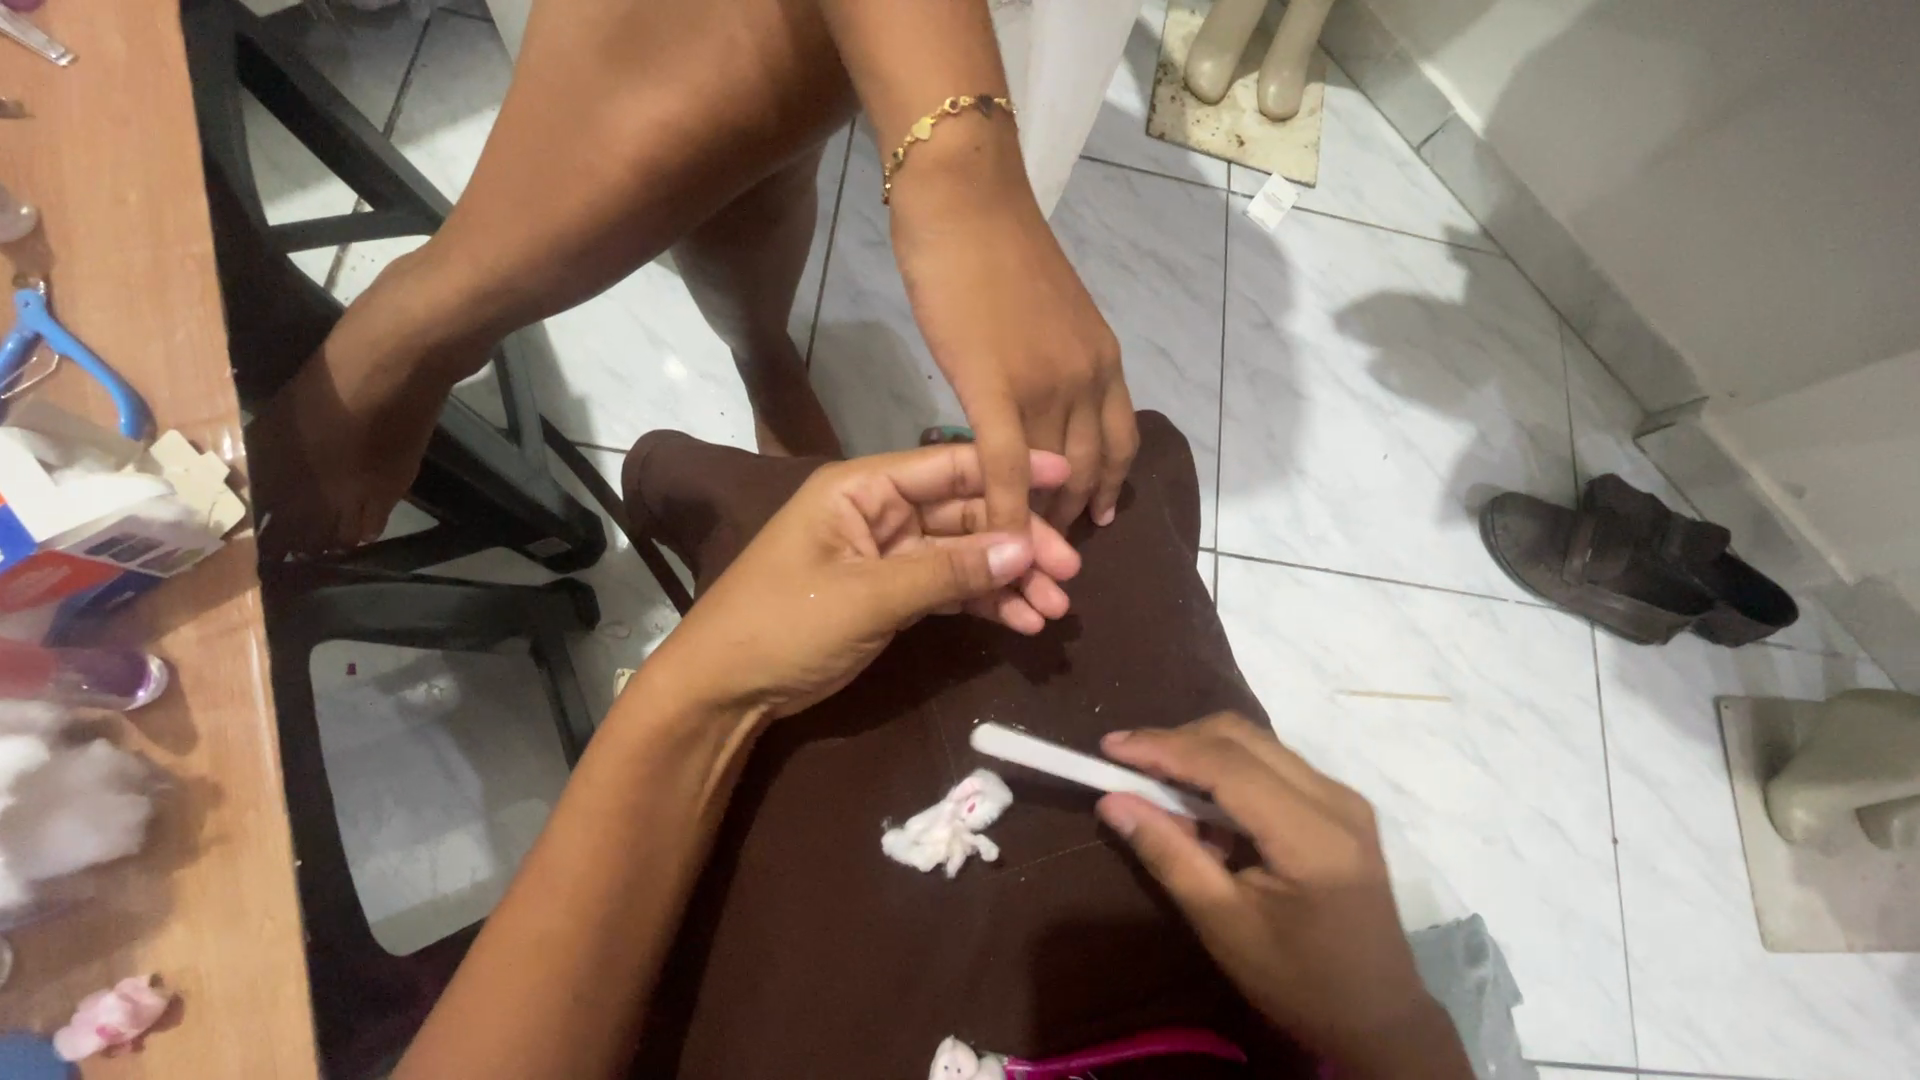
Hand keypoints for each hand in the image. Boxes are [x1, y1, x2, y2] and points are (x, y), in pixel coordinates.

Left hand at [640, 443, 1081, 719]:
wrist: (728, 690)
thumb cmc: (784, 624)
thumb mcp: (868, 596)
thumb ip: (948, 571)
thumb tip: (1026, 548)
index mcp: (862, 488)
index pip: (948, 465)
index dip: (1007, 470)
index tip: (1064, 477)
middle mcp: (880, 511)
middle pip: (965, 514)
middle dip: (1018, 543)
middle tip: (1068, 573)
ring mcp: (888, 555)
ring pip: (964, 556)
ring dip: (1008, 580)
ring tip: (1053, 611)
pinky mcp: (893, 594)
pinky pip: (950, 590)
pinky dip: (984, 604)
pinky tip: (1021, 623)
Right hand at [889, 137, 1137, 533]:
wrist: (964, 195)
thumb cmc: (996, 247)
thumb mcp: (1046, 315)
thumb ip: (1053, 364)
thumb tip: (1034, 405)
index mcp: (1104, 362)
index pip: (1119, 447)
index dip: (1105, 491)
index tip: (1085, 521)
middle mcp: (1090, 380)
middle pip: (1090, 472)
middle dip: (1072, 519)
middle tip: (1048, 551)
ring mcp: (1047, 385)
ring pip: (1055, 477)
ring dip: (1042, 525)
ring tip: (1023, 555)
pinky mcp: (994, 386)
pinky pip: (1008, 466)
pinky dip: (1006, 511)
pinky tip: (997, 543)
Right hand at [1095, 714, 1470, 1078]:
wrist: (1379, 1017)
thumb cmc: (1298, 981)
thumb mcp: (1223, 924)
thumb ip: (1168, 854)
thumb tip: (1112, 801)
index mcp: (1314, 837)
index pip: (1227, 765)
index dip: (1163, 748)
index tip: (1109, 747)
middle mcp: (1335, 800)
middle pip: (1241, 737)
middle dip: (1177, 741)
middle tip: (1127, 764)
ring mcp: (1342, 797)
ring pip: (1255, 742)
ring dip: (1200, 752)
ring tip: (1157, 788)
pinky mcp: (1339, 803)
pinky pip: (1270, 762)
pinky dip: (1226, 770)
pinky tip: (1202, 808)